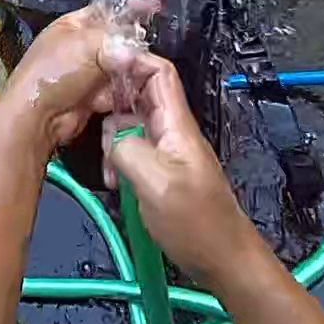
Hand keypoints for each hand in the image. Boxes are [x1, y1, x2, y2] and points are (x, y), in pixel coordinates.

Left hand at [0, 1, 147, 147]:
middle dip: (134, 49)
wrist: (39, 117)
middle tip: (148, 54)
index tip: (154, 10)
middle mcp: (83, 47)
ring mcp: (90, 73)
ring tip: (144, 75)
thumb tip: (140, 51)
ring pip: (124, 68)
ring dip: (133, 73)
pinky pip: (121, 90)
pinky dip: (127, 93)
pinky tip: (135, 93)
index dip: (131, 12)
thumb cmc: (54, 73)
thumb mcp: (87, 44)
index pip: (108, 12)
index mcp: (74, 25)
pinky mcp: (96, 97)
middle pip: (120, 43)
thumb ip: (118, 40)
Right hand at [104, 52, 265, 285]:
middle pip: (136, 97)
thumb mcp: (155, 183)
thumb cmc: (196, 224)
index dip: (131, 62)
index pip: (158, 72)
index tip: (100, 71)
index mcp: (176, 123)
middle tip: (101, 138)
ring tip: (110, 172)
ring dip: (112, 143)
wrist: (223, 261)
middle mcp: (171, 130)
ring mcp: (165, 150)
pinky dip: (118, 162)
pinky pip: (131, 152)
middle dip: (112, 111)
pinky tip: (115, 184)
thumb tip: (112, 136)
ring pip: (128, 126)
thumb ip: (127, 149)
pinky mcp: (159, 170)